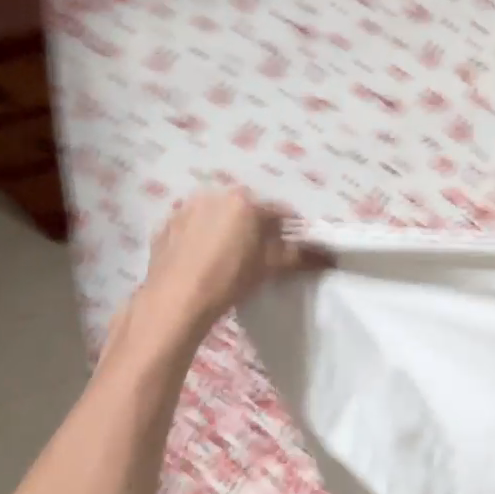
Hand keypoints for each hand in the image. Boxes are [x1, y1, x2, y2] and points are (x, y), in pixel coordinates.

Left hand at [138, 186, 326, 331]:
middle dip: (256, 226)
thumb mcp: (271, 267)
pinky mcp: (166, 224)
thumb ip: (300, 256)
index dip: (289, 230)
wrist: (176, 297)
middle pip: (246, 209)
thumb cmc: (230, 278)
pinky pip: (193, 225)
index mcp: (245, 203)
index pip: (279, 212)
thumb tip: (328, 256)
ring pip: (218, 215)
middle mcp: (215, 196)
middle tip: (260, 253)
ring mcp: (186, 208)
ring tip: (229, 256)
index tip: (291, 248)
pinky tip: (204, 258)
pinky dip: (202, 236)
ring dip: (228, 228)